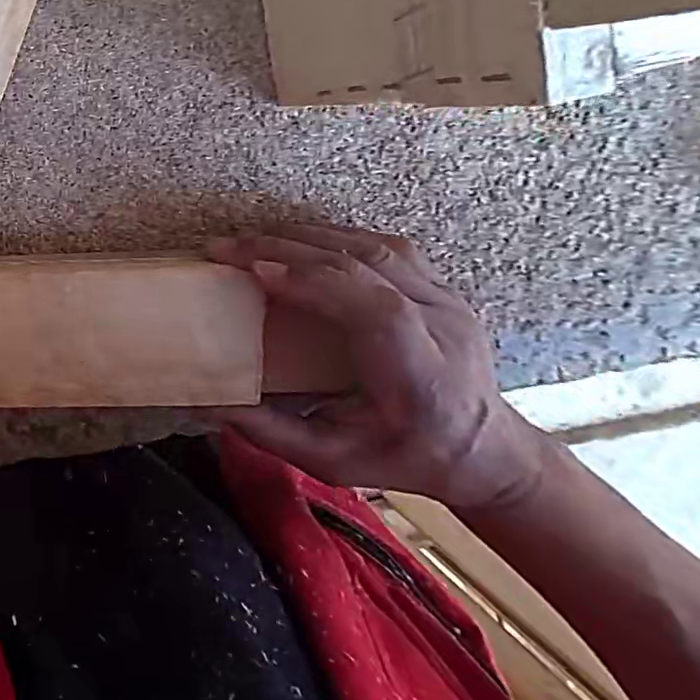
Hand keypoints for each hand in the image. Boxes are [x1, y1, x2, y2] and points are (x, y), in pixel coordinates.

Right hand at [208, 226, 554, 510]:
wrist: (485, 450)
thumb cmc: (407, 459)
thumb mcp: (333, 463)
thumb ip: (272, 433)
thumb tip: (213, 401)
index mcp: (420, 375)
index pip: (373, 309)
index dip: (312, 281)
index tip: (254, 271)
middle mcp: (441, 326)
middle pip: (363, 264)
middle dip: (287, 249)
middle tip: (228, 247)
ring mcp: (446, 299)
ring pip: (372, 245)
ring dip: (304, 236)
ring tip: (253, 238)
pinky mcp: (439, 286)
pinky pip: (383, 245)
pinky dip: (333, 236)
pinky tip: (299, 239)